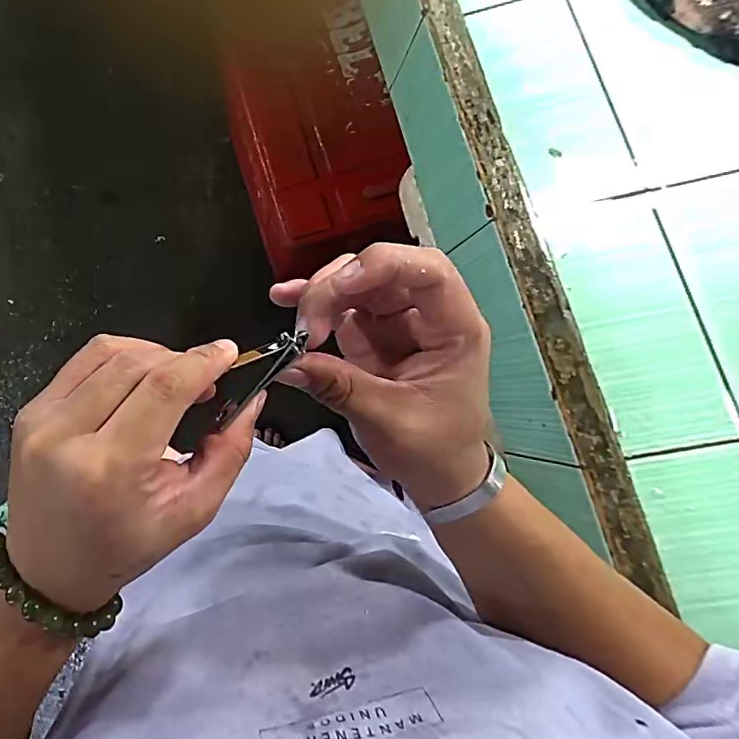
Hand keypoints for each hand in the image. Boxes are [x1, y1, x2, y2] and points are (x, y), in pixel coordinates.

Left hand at [4, 336, 261, 613]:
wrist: (48, 569)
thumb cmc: (121, 547)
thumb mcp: (190, 512)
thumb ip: (228, 453)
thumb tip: (249, 398)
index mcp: (110, 469)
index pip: (161, 390)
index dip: (200, 362)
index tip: (227, 353)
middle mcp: (68, 436)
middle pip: (134, 364)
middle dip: (179, 358)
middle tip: (205, 373)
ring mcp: (41, 418)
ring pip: (104, 352)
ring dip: (149, 352)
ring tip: (172, 373)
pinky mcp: (30, 409)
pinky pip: (80, 361)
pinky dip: (116, 358)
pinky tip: (135, 374)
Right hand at [269, 245, 494, 509]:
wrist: (438, 473)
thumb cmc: (434, 448)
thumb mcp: (389, 421)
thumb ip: (340, 387)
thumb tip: (290, 363)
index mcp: (453, 329)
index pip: (427, 271)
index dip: (382, 265)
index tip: (341, 286)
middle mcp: (424, 314)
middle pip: (378, 270)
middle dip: (335, 286)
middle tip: (307, 325)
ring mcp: (393, 319)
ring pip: (351, 281)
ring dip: (317, 295)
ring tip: (297, 329)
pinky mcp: (366, 330)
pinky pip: (335, 302)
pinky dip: (309, 300)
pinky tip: (284, 297)